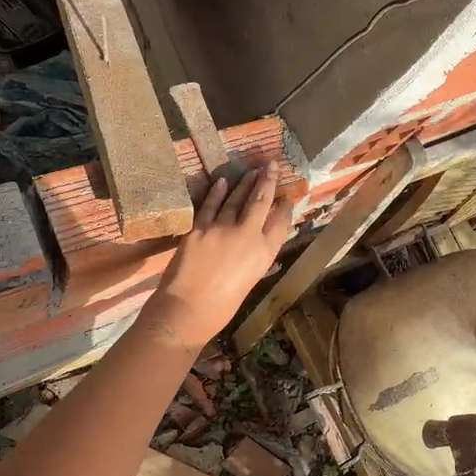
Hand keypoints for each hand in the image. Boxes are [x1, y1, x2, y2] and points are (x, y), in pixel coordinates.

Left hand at [147, 162, 291, 344]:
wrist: (188, 310)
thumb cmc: (222, 305)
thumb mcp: (250, 279)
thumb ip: (256, 255)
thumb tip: (258, 239)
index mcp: (264, 253)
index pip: (281, 223)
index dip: (285, 208)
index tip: (287, 197)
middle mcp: (248, 235)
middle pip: (261, 201)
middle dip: (267, 180)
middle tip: (271, 164)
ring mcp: (222, 228)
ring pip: (236, 198)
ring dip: (245, 183)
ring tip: (252, 171)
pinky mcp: (199, 228)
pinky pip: (210, 204)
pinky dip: (217, 192)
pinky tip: (222, 182)